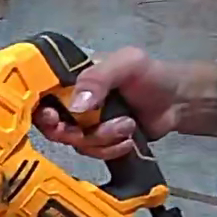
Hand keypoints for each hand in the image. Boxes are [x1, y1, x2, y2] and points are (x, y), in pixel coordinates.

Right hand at [35, 47, 187, 160]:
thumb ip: (98, 78)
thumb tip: (75, 108)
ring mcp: (81, 124)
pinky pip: (90, 153)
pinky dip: (110, 149)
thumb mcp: (126, 63)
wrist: (179, 102)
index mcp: (67, 80)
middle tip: (86, 129)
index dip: (37, 109)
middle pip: (48, 125)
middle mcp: (68, 103)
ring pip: (72, 141)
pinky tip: (127, 138)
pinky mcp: (95, 142)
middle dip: (69, 131)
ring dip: (100, 138)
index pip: (37, 95)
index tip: (52, 117)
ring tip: (126, 125)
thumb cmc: (151, 76)